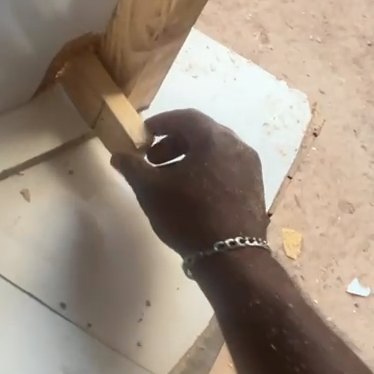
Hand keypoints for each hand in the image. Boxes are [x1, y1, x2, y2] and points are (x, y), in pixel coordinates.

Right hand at [111, 109, 266, 255]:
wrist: (231, 256)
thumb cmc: (188, 216)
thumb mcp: (150, 190)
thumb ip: (132, 167)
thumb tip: (118, 155)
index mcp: (213, 139)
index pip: (186, 117)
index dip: (161, 122)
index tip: (144, 135)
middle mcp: (237, 146)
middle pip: (202, 133)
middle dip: (174, 142)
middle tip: (153, 160)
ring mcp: (250, 167)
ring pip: (215, 152)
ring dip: (190, 158)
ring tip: (171, 180)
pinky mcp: (254, 187)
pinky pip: (226, 168)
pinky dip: (206, 171)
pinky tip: (193, 194)